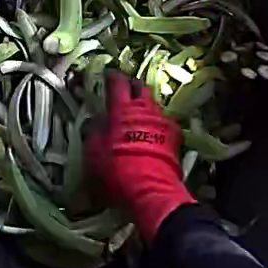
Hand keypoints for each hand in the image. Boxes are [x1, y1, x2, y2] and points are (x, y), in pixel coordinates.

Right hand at [85, 73, 195, 240]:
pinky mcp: (175, 138)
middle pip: (140, 86)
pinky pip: (164, 123)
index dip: (111, 76)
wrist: (151, 191)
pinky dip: (156, 124)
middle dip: (132, 86)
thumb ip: (93, 132)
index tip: (106, 76)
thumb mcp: (93, 152)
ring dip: (145, 107)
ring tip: (137, 116)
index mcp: (121, 108)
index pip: (117, 81)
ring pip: (153, 104)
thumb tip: (93, 122)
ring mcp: (162, 122)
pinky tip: (152, 134)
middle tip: (124, 93)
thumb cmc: (116, 170)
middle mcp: (144, 109)